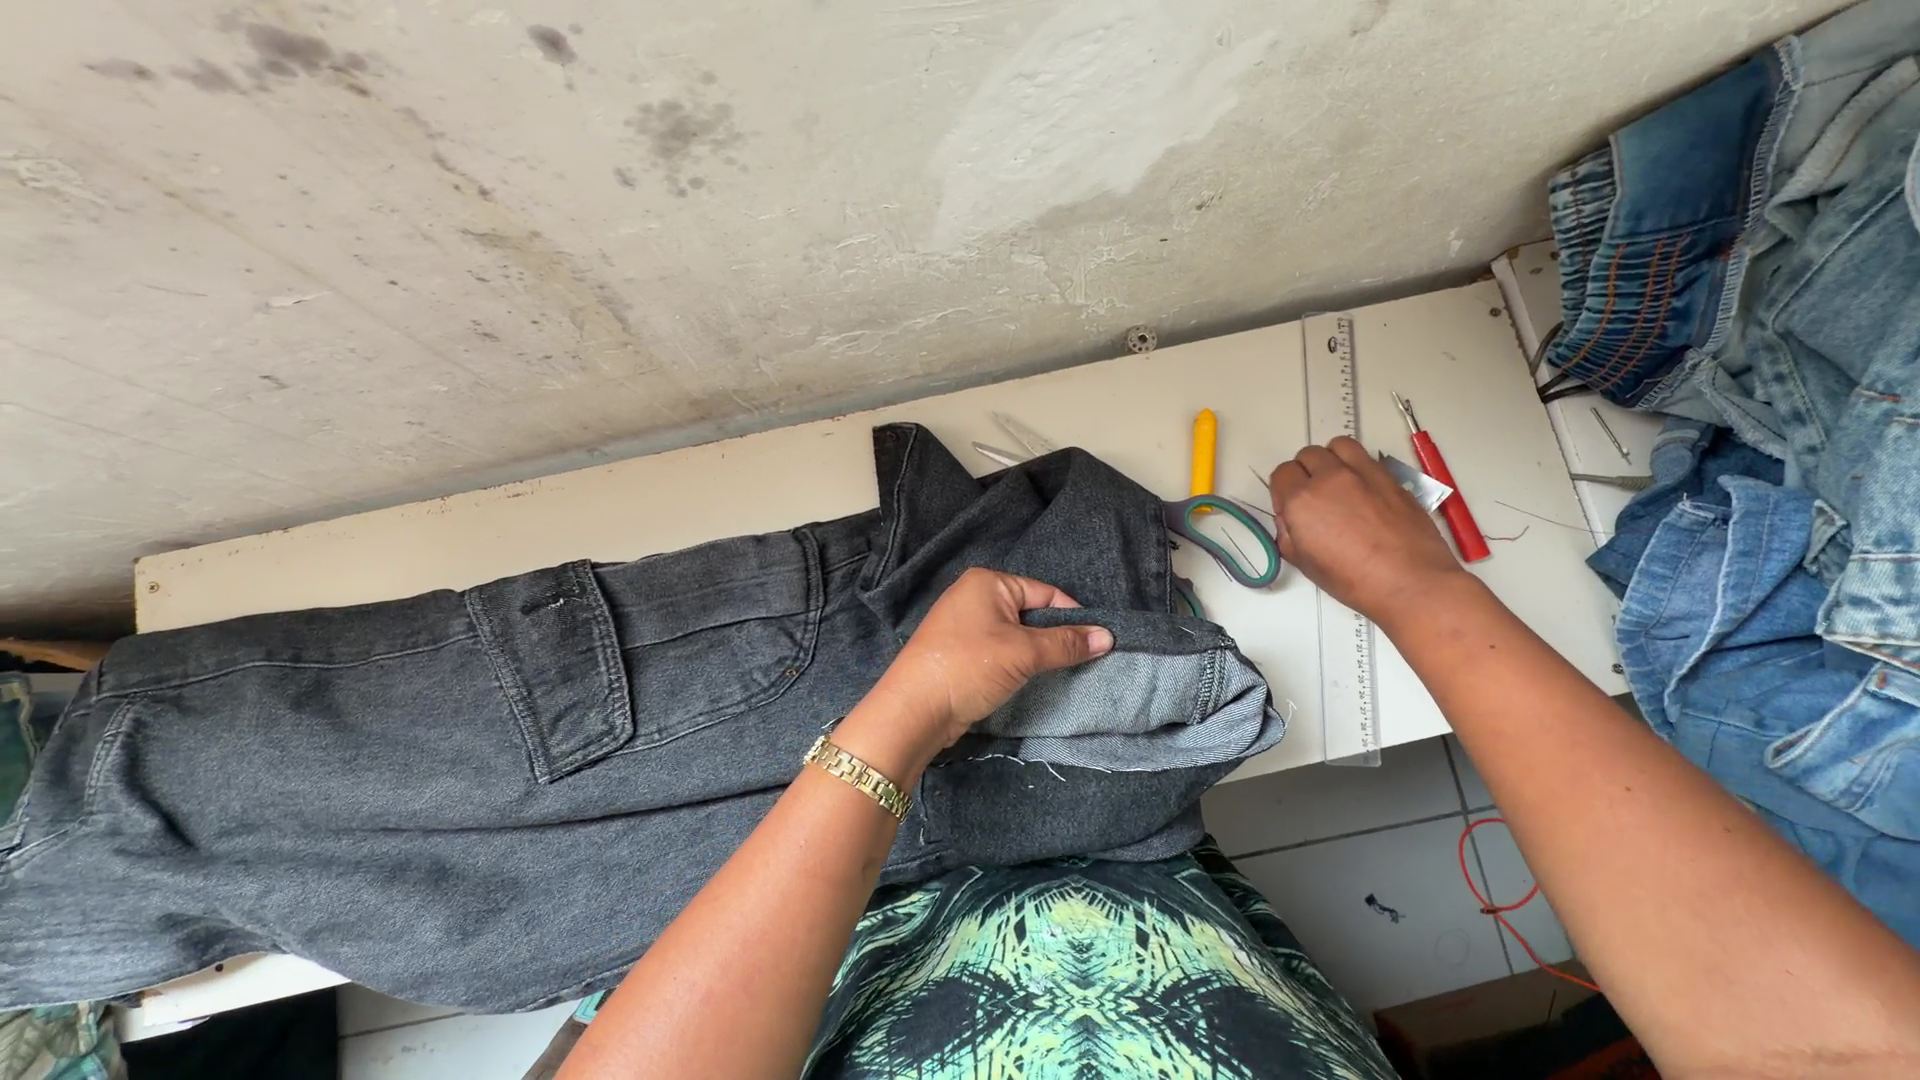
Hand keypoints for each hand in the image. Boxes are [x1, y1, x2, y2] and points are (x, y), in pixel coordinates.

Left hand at [833, 569, 1113, 779]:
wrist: (915, 709)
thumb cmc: (970, 666)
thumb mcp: (1024, 653)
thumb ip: (1066, 644)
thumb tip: (1108, 636)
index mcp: (988, 582)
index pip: (1045, 593)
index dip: (1072, 617)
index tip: (1095, 643)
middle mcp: (973, 596)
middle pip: (1030, 612)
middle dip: (1054, 636)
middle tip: (1080, 660)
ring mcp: (963, 625)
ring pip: (1015, 634)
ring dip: (1035, 652)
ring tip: (1057, 672)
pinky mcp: (958, 652)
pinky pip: (999, 650)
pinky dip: (1016, 663)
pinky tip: (1028, 680)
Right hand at [1268, 437, 1472, 625]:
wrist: (1410, 582)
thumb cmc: (1353, 580)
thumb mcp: (1304, 563)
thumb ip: (1288, 533)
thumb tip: (1291, 519)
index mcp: (1302, 500)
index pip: (1282, 473)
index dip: (1283, 490)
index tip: (1292, 508)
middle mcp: (1331, 479)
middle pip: (1308, 454)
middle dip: (1305, 472)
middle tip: (1314, 496)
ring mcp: (1365, 474)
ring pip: (1339, 446)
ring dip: (1332, 459)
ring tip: (1337, 482)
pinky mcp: (1392, 478)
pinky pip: (1367, 458)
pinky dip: (1358, 467)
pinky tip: (1364, 492)